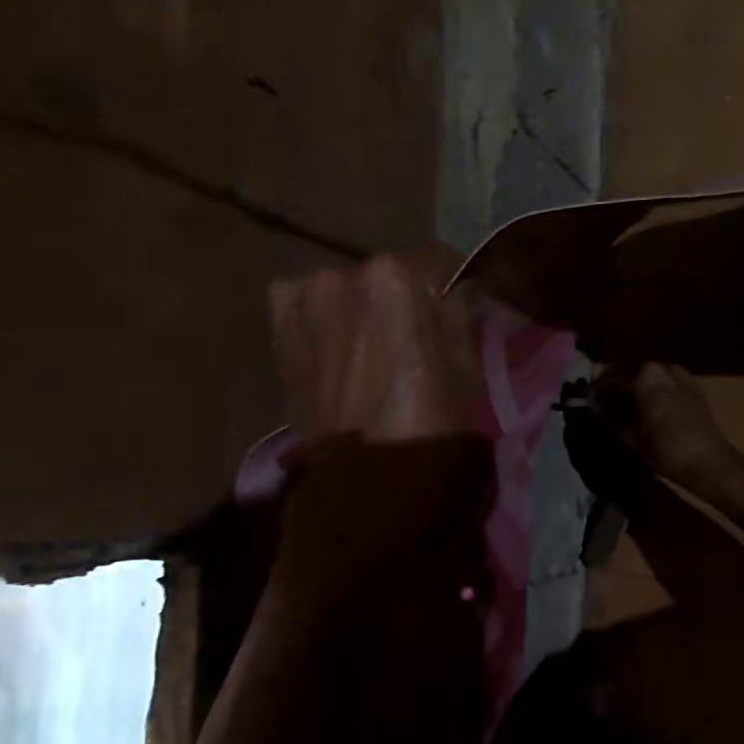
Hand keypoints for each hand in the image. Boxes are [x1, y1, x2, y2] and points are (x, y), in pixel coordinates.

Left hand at [270, 251, 478, 442]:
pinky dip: (321, 318)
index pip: (436, 262)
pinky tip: (335, 345)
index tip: (460, 302)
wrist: (369, 481)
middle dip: (403, 297)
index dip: (453, 283)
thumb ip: (458, 313)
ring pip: (344, 290)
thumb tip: (454, 291)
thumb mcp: (464, 364)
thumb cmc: (429, 423)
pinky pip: (304, 306)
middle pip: (385, 275)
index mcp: (393, 276)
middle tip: (413, 335)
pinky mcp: (279, 331)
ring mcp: (302, 302)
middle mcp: (340, 275)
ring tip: (371, 348)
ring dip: (360, 308)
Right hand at [590, 362, 733, 486]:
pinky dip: (652, 390)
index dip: (596, 390)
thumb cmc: (665, 450)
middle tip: (604, 404)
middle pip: (629, 371)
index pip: (610, 376)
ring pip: (647, 375)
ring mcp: (679, 374)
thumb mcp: (629, 436)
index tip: (588, 402)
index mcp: (645, 376)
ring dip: (634, 387)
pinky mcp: (692, 385)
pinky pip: (663, 381)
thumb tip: (594, 404)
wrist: (708, 461)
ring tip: (625, 407)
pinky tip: (647, 408)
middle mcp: (662, 367)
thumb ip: (609, 416)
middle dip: (616, 386)